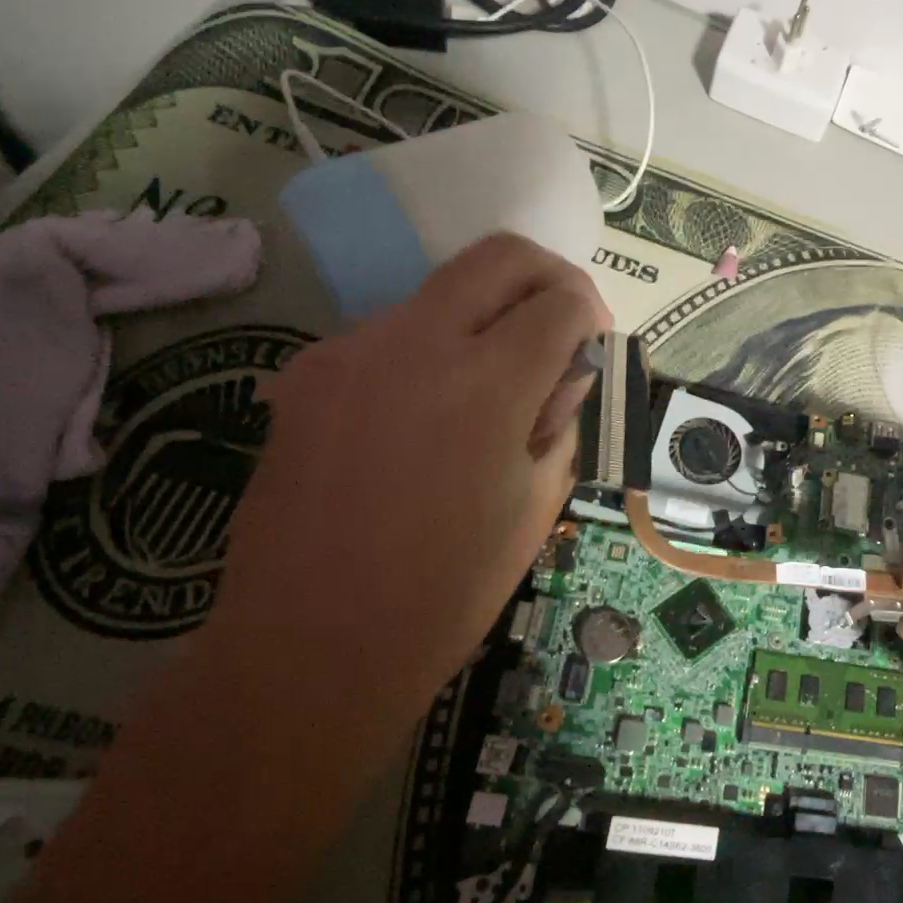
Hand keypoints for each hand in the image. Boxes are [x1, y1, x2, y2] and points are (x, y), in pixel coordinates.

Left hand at [213, 233, 610, 700]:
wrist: (310, 646)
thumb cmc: (448, 591)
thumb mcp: (538, 504)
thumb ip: (562, 419)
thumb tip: (567, 371)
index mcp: (487, 387)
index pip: (560, 300)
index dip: (592, 311)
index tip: (596, 344)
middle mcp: (414, 344)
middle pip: (499, 257)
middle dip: (548, 278)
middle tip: (563, 327)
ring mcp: (349, 351)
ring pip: (440, 293)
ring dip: (484, 318)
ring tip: (490, 393)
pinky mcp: (306, 374)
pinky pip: (389, 337)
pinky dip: (429, 353)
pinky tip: (426, 420)